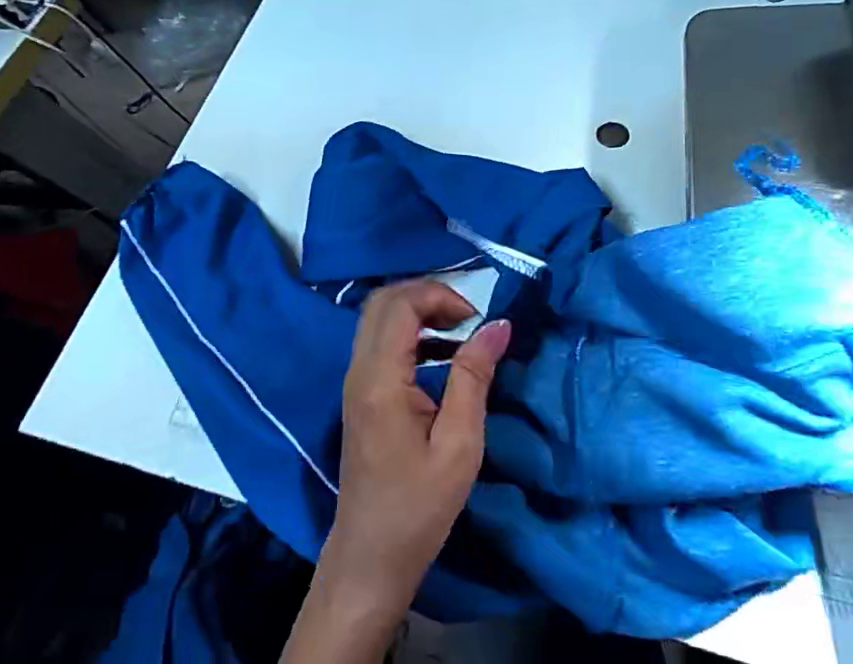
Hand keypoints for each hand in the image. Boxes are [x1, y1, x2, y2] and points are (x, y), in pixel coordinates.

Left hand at [282, 280, 511, 663]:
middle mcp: (359, 370)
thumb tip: (497, 325)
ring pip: (379, 319)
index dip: (439, 295)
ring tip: (461, 332)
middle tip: (468, 318)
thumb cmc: (419, 506)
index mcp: (379, 379)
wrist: (371, 555)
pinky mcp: (360, 393)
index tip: (476, 319)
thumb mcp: (459, 444)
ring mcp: (355, 380)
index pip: (399, 305)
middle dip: (427, 295)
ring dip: (419, 313)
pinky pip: (381, 343)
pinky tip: (443, 356)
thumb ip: (474, 377)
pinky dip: (411, 335)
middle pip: (383, 301)